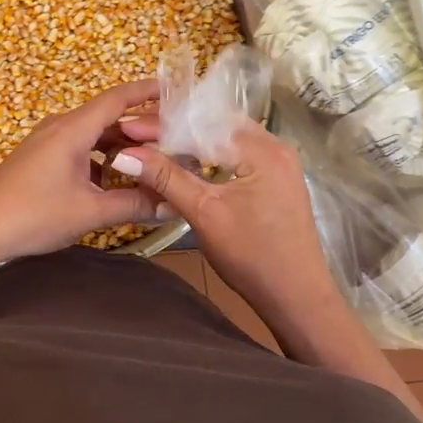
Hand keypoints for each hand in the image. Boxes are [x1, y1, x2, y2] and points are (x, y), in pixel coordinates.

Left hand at [0, 80, 165, 267]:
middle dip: (140, 127)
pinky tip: (114, 182)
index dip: (146, 91)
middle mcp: (60, 127)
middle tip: (173, 140)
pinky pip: (78, 148)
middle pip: (107, 117)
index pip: (117, 99)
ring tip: (151, 162)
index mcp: (73, 129)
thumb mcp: (89, 212)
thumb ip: (133, 205)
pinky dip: (100, 158)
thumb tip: (172, 204)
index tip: (173, 88)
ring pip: (92, 135)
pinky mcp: (38, 159)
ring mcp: (46, 142)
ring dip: (120, 146)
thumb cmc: (33, 214)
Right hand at [113, 115, 337, 308]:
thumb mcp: (204, 213)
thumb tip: (123, 153)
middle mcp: (274, 146)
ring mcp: (277, 162)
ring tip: (151, 144)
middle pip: (213, 125)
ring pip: (222, 139)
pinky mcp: (274, 179)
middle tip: (134, 132)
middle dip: (171, 127)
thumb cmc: (253, 256)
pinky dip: (205, 155)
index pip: (202, 123)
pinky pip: (233, 154)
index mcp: (262, 149)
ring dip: (187, 141)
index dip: (160, 124)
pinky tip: (182, 162)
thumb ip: (165, 177)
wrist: (298, 299)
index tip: (126, 127)